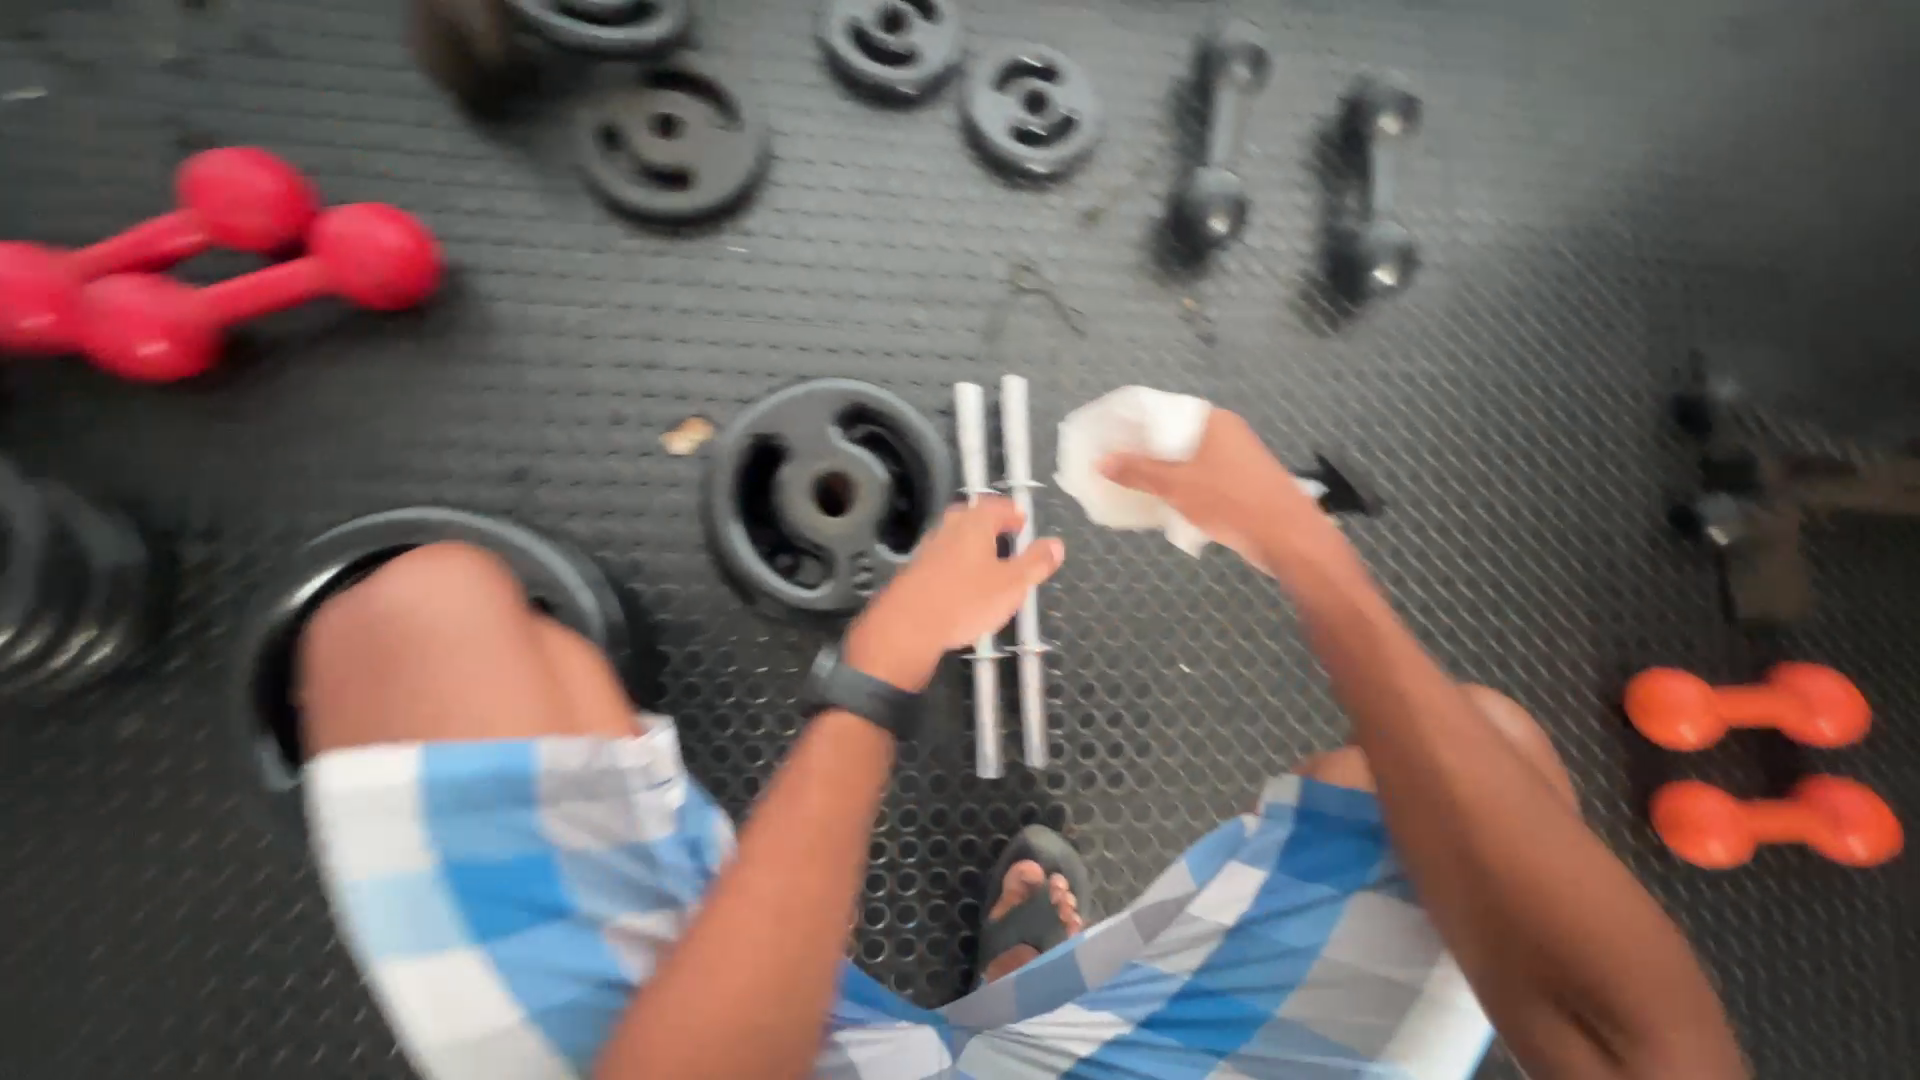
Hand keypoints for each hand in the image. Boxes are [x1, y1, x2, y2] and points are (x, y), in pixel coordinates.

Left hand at [846, 498, 1063, 691]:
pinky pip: (943, 557)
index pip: (996, 506)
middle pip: (971, 516)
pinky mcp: (916, 571)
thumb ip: (1036, 563)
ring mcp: (929, 549)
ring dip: (972, 542)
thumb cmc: (966, 600)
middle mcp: (949, 529)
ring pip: (954, 536)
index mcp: (974, 524)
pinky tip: (963, 581)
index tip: (1022, 521)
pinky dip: (957, 561)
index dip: (1012, 512)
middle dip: (990, 522)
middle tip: (1006, 534)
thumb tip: (1056, 544)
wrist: (908, 626)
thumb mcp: (1012, 584)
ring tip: (989, 558)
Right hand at [1099, 409, 1328, 573]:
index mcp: (1211, 421)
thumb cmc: (1231, 501)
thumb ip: (1138, 472)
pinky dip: (1177, 486)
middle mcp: (1223, 433)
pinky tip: (1156, 501)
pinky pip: (1197, 478)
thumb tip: (1101, 461)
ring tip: (1124, 483)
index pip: (1160, 410)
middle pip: (1171, 436)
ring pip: (1184, 459)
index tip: (1102, 435)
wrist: (1288, 537)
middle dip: (1140, 450)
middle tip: (1107, 462)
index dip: (1129, 422)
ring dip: (1157, 472)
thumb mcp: (1177, 486)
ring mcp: (1233, 459)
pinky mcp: (1238, 483)